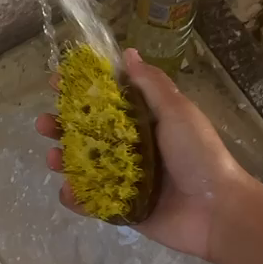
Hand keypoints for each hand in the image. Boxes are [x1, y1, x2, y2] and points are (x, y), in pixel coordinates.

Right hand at [37, 48, 260, 261]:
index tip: (55, 81)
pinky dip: (75, 197)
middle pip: (85, 132)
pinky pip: (91, 201)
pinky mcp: (121, 208)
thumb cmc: (199, 154)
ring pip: (82, 165)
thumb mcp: (177, 111)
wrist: (217, 211)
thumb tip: (128, 52)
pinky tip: (68, 191)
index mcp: (143, 121)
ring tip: (53, 157)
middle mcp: (129, 147)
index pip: (103, 100)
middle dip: (60, 126)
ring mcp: (123, 179)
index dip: (78, 90)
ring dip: (62, 159)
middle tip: (45, 124)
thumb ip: (151, 84)